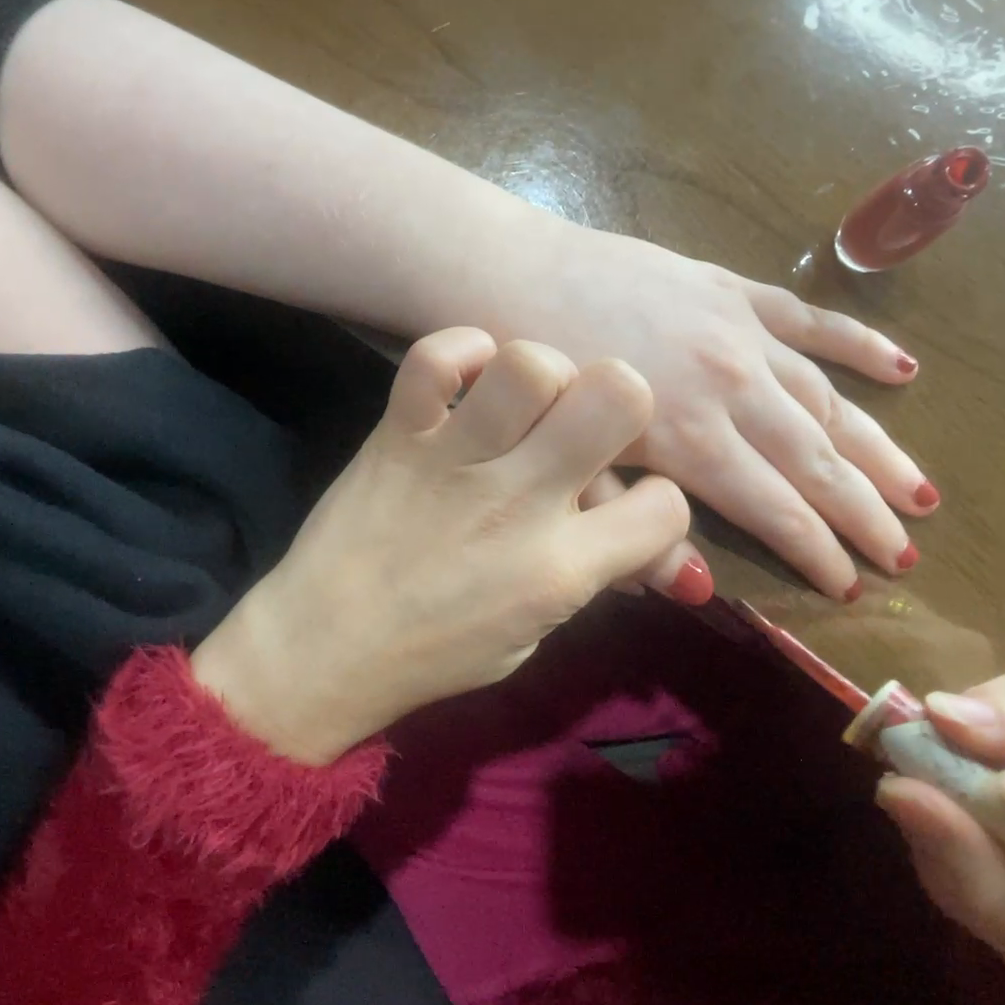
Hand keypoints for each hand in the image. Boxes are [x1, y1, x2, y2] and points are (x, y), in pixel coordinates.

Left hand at [192, 328, 690, 764]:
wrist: (322, 648)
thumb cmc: (434, 654)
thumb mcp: (534, 633)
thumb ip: (598, 580)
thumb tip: (682, 568)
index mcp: (560, 569)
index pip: (665, 505)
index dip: (659, 506)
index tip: (628, 512)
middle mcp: (517, 502)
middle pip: (617, 396)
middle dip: (623, 403)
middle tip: (589, 431)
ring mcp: (454, 460)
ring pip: (531, 365)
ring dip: (546, 373)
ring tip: (529, 404)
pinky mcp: (397, 433)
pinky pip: (434, 357)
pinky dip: (461, 351)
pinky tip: (469, 380)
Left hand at [494, 222, 931, 599]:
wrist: (502, 276)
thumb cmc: (527, 384)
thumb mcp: (568, 467)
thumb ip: (632, 527)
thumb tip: (698, 591)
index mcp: (690, 438)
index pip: (778, 509)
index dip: (819, 552)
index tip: (855, 588)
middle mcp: (731, 385)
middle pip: (816, 460)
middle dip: (865, 513)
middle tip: (910, 557)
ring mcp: (735, 330)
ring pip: (825, 397)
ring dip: (875, 446)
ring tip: (922, 490)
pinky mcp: (727, 287)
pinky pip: (807, 318)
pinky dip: (856, 343)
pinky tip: (902, 369)